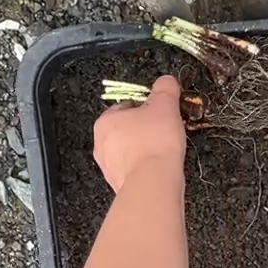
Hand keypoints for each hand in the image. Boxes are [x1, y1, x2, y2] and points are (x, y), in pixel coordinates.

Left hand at [93, 75, 185, 192]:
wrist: (153, 183)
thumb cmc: (155, 141)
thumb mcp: (165, 105)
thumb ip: (165, 88)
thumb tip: (167, 81)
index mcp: (105, 121)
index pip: (126, 106)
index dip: (146, 108)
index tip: (161, 114)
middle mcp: (100, 145)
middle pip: (126, 131)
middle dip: (144, 131)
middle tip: (163, 133)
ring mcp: (108, 168)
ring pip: (129, 152)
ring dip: (144, 150)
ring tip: (162, 152)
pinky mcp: (118, 186)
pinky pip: (133, 171)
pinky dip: (144, 168)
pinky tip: (158, 168)